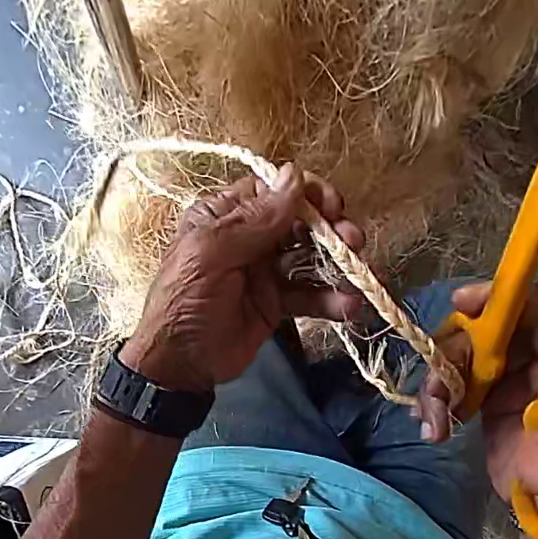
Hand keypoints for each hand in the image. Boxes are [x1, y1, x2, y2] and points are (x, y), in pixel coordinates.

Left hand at [121, 165, 366, 391]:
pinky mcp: (276, 305)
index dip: (305, 196)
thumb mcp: (212, 252)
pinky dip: (330, 301)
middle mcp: (248, 240)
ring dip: (337, 263)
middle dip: (330, 229)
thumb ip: (255, 218)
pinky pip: (308, 296)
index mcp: (225, 217)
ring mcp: (264, 273)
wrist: (179, 363)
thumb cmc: (186, 300)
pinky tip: (350, 306)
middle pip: (299, 223)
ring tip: (358, 272)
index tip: (330, 207)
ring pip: (309, 258)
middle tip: (352, 239)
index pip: (273, 192)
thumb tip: (295, 174)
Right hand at [415, 285, 537, 526]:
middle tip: (435, 395)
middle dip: (455, 355)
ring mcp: (521, 374)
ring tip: (432, 422)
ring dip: (440, 382)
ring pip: (469, 353)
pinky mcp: (495, 389)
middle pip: (495, 331)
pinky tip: (432, 423)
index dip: (507, 302)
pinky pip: (459, 376)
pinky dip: (438, 396)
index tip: (462, 305)